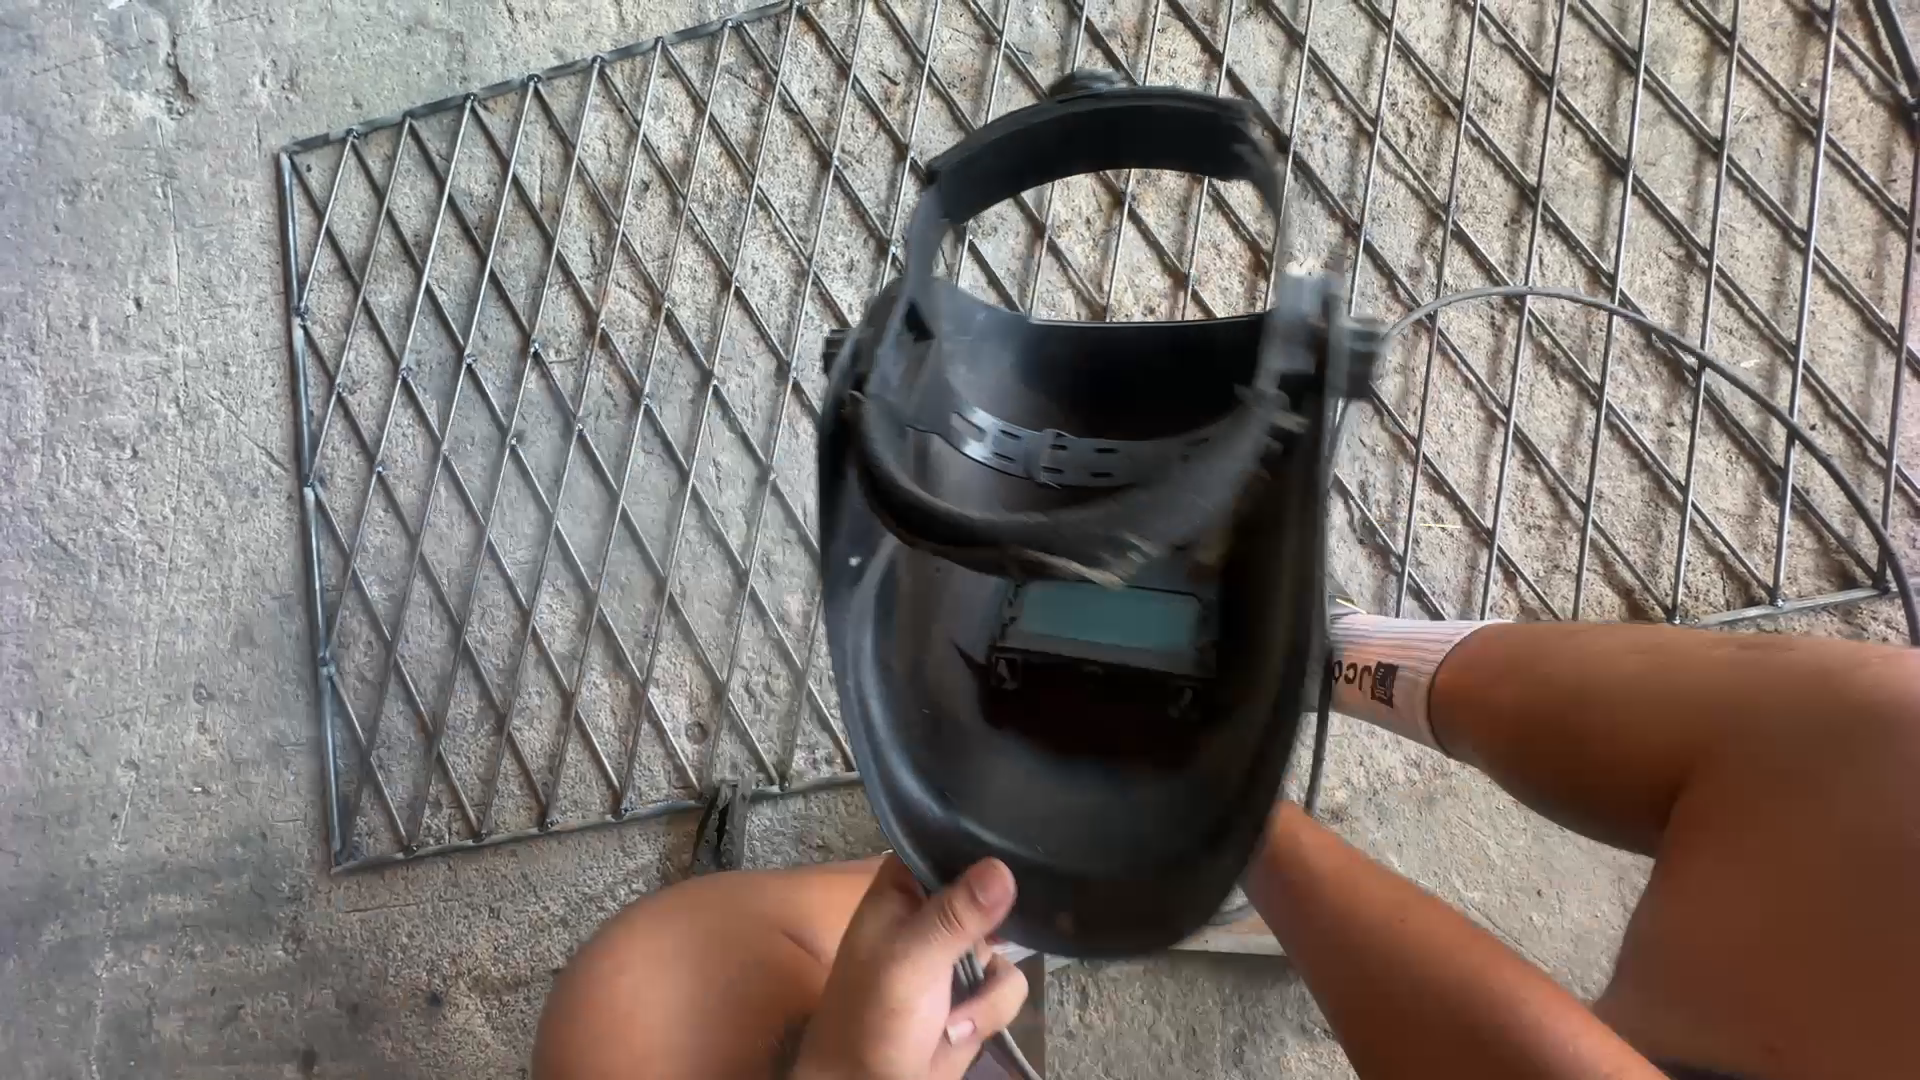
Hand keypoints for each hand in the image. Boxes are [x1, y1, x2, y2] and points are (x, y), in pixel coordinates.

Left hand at [793, 855, 1028, 1079]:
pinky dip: (989, 1012)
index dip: (984, 845)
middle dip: (998, 922)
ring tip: (953, 1017)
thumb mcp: (910, 960)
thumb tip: (1003, 867)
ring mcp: (956, 950)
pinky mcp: (974, 991)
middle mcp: (934, 908)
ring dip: (986, 987)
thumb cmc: (871, 1016)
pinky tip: (956, 1032)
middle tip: (989, 943)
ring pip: (1007, 942)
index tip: (1015, 852)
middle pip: (990, 888)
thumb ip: (956, 915)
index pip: (950, 842)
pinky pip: (1009, 984)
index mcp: (905, 883)